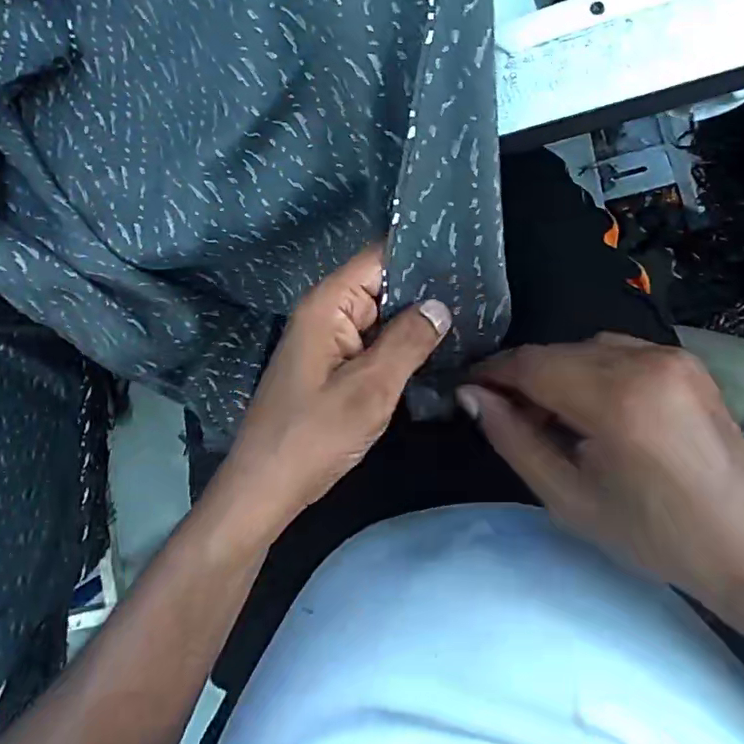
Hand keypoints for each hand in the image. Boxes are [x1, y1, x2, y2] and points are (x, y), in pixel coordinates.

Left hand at [218, 243, 450, 530]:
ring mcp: (330, 340)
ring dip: (418, 316)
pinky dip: (404, 341)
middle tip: (478, 290)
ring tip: (470, 313)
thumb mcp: (370, 388)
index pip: (379, 257)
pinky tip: (439, 346)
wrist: (265, 491)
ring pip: (383, 313)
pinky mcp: (335, 365)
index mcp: (328, 305)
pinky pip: (375, 340)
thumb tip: (440, 305)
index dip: (420, 252)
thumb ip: (408, 341)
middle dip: (426, 286)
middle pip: (383, 282)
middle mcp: (327, 313)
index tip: (465, 255)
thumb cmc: (313, 436)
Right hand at [458, 333, 743, 636]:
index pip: (531, 364)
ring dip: (558, 372)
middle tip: (505, 414)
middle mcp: (645, 360)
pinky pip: (620, 351)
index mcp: (616, 399)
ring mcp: (671, 355)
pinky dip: (593, 370)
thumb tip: (472, 397)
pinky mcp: (687, 359)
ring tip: (551, 417)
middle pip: (558, 351)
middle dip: (523, 376)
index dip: (491, 373)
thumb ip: (515, 439)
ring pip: (587, 347)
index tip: (466, 390)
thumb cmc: (655, 535)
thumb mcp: (570, 498)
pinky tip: (593, 407)